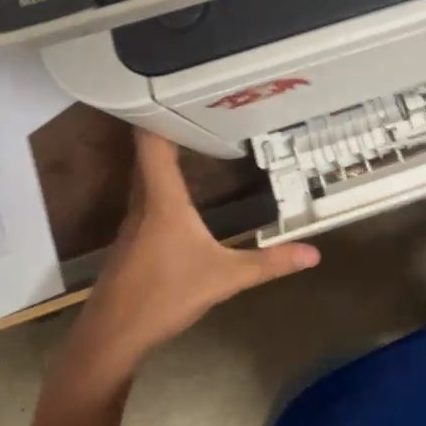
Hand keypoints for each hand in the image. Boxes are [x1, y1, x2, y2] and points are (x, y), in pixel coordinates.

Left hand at [51, 131, 318, 402]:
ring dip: (164, 155)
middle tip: (197, 105)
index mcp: (162, 199)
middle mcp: (143, 202)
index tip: (171, 87)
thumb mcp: (224, 278)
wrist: (111, 338)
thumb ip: (269, 264)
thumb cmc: (164, 296)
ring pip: (147, 177)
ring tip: (192, 136)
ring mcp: (133, 223)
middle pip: (149, 154)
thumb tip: (314, 253)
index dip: (157, 112)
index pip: (153, 144)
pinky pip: (147, 197)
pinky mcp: (131, 242)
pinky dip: (162, 182)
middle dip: (169, 127)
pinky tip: (181, 190)